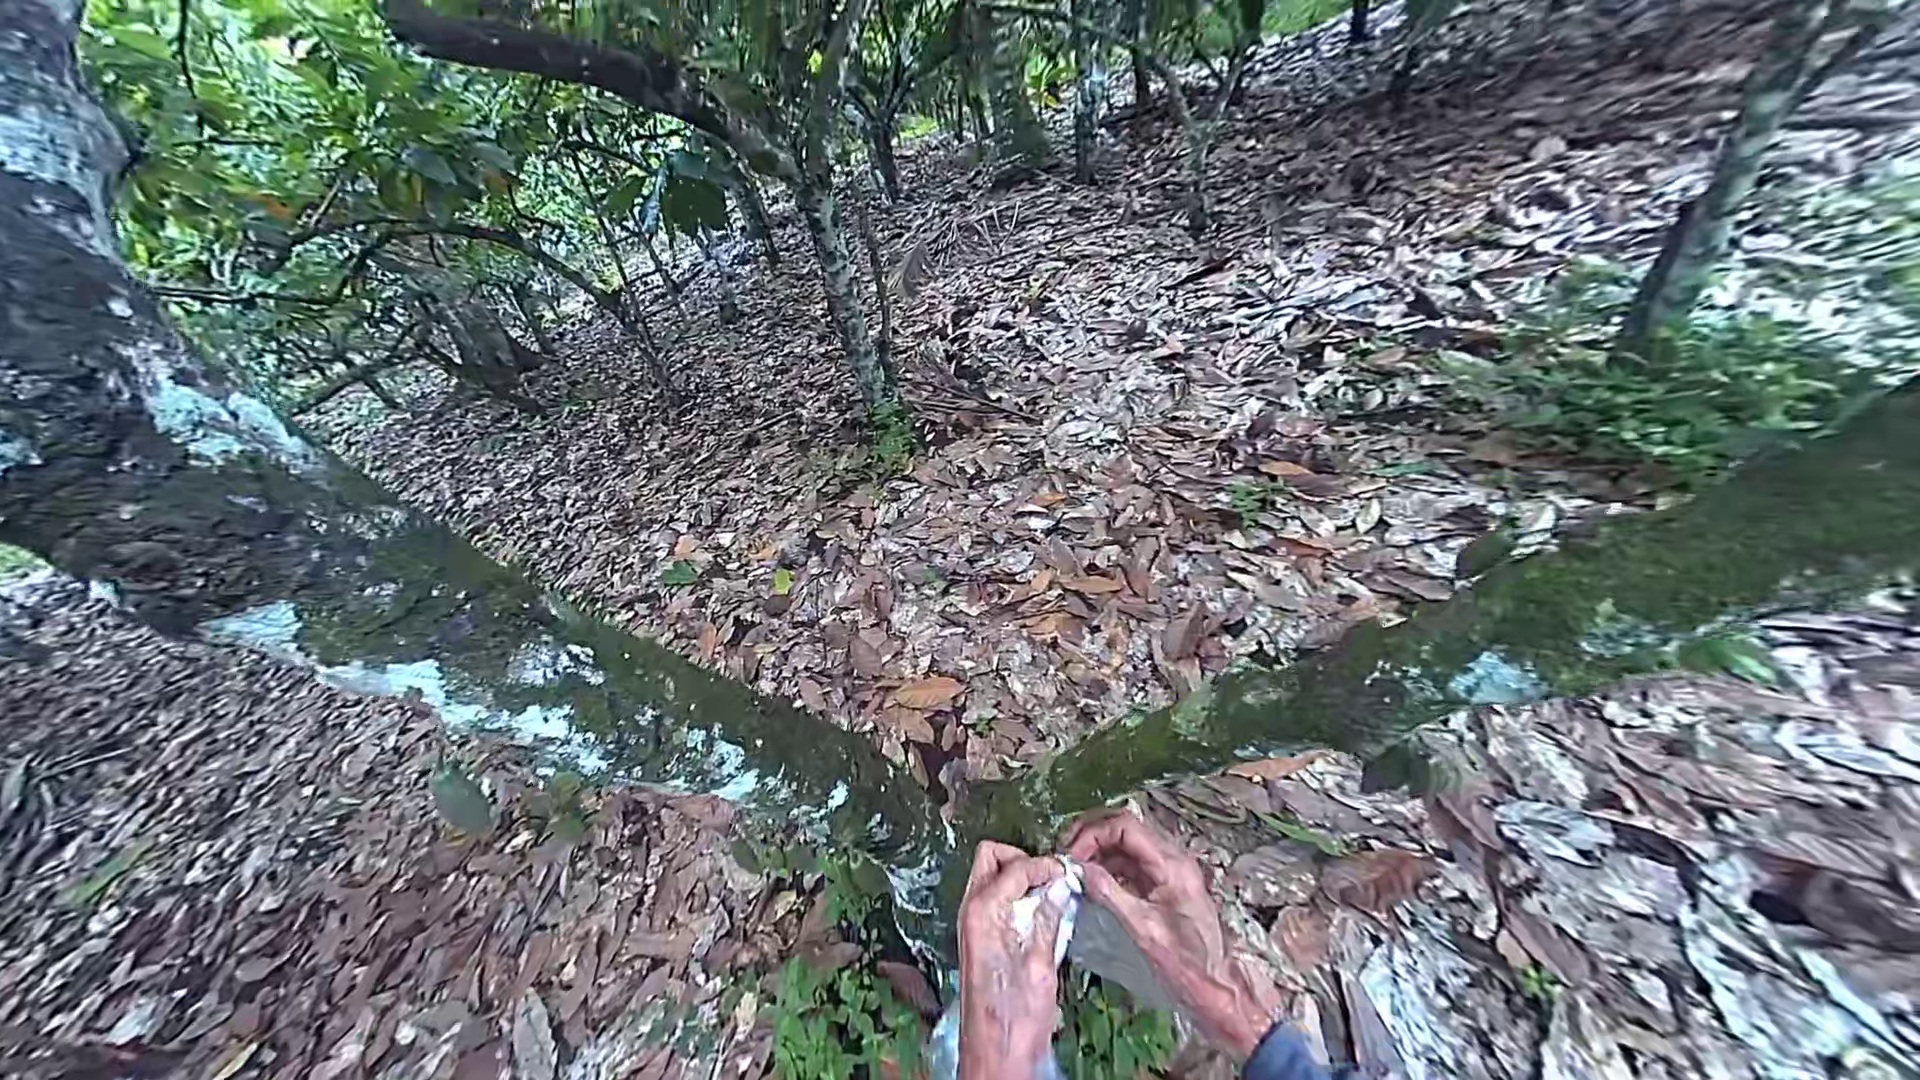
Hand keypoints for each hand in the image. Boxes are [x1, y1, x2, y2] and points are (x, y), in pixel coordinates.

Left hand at [957, 841, 1066, 1079]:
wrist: (994, 1058)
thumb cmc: (1016, 1018)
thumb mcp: (1041, 965)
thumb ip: (1049, 919)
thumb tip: (1060, 884)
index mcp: (982, 911)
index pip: (1014, 867)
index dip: (1043, 865)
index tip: (1065, 871)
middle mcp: (970, 909)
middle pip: (991, 857)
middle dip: (1021, 858)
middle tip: (1049, 877)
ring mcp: (970, 921)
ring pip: (989, 874)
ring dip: (1017, 875)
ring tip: (1047, 893)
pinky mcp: (976, 935)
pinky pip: (991, 896)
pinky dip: (1012, 893)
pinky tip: (1036, 912)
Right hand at [1064, 810, 1279, 1061]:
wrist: (1221, 993)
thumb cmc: (1187, 966)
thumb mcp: (1144, 931)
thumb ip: (1110, 894)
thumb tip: (1078, 869)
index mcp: (1171, 864)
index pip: (1125, 826)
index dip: (1092, 834)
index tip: (1072, 856)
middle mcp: (1171, 858)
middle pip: (1123, 826)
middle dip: (1091, 834)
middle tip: (1067, 854)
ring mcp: (1167, 868)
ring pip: (1124, 841)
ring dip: (1096, 848)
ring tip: (1075, 867)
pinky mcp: (1161, 882)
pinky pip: (1128, 860)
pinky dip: (1106, 864)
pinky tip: (1091, 881)